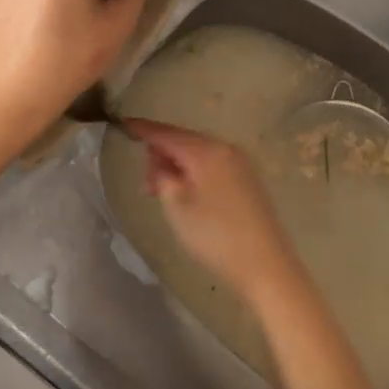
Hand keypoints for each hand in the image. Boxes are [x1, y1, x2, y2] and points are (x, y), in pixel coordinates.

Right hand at [125, 119, 297, 297]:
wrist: (265, 265)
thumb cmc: (215, 235)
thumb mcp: (176, 205)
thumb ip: (162, 175)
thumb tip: (160, 161)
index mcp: (206, 151)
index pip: (167, 133)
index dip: (143, 129)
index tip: (123, 124)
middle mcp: (226, 149)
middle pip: (184, 141)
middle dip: (161, 156)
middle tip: (147, 186)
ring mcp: (241, 164)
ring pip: (199, 155)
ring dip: (177, 167)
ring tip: (164, 194)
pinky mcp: (248, 181)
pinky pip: (213, 166)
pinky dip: (195, 173)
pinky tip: (188, 195)